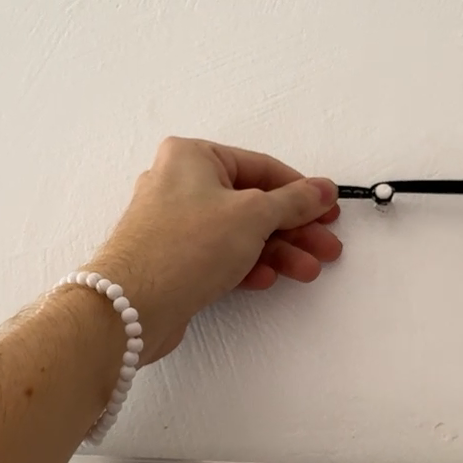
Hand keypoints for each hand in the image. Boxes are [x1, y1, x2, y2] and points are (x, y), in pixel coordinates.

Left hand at [86, 138, 341, 363]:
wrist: (132, 305)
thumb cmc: (188, 245)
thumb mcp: (253, 215)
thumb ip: (294, 202)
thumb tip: (323, 190)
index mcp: (193, 157)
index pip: (261, 167)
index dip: (301, 191)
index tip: (329, 212)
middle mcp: (180, 183)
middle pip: (253, 203)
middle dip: (294, 229)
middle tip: (326, 248)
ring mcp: (174, 223)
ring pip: (239, 232)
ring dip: (277, 252)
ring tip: (307, 271)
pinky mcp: (173, 258)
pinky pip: (220, 255)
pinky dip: (247, 265)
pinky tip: (266, 279)